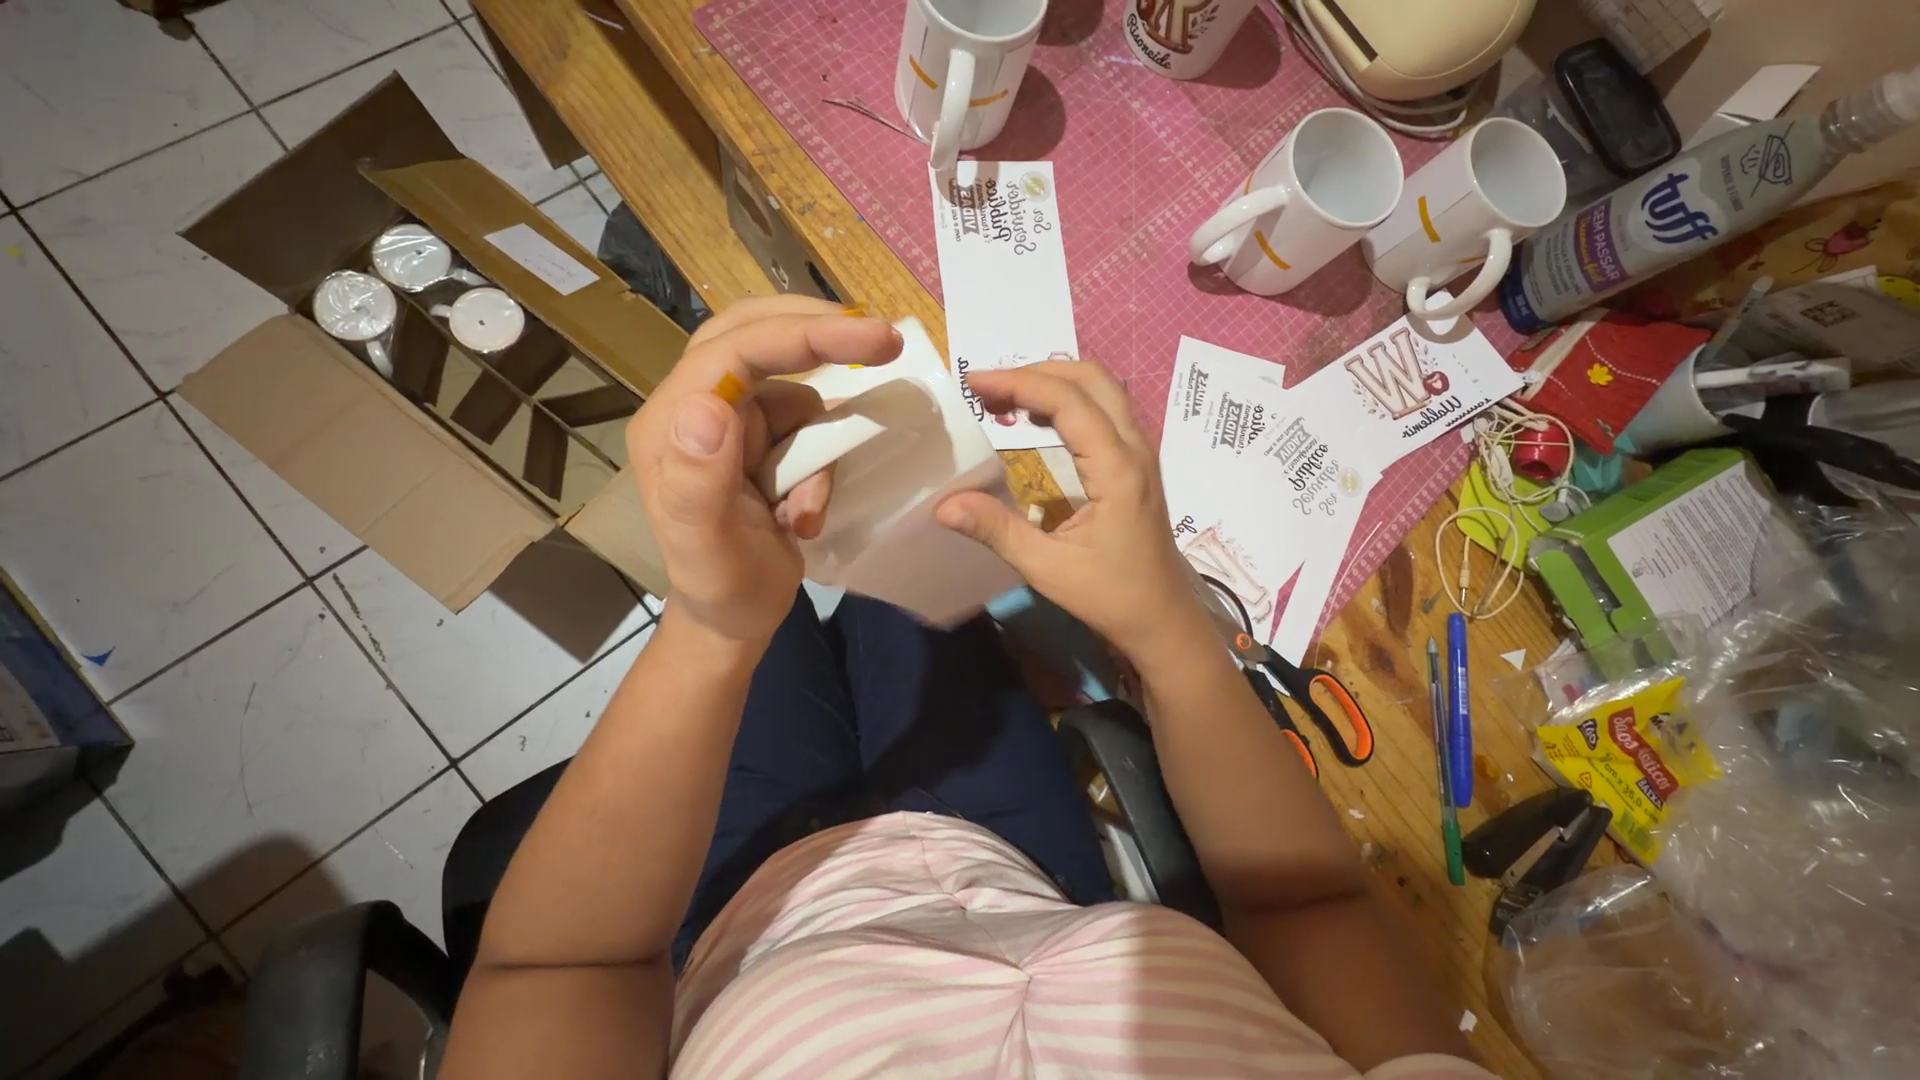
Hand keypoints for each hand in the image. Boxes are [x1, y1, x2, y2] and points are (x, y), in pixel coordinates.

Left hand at [625, 296, 900, 647]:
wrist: (735, 619)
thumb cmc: (721, 589)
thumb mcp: (707, 548)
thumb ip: (697, 482)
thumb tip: (707, 407)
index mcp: (671, 425)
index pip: (734, 350)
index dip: (803, 334)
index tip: (873, 339)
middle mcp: (696, 409)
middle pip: (756, 335)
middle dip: (819, 336)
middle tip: (883, 342)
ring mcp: (730, 422)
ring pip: (794, 389)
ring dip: (819, 445)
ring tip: (804, 510)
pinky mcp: (761, 440)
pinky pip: (809, 425)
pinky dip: (822, 466)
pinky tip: (803, 514)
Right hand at [934, 360, 1209, 657]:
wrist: (1162, 619)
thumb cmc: (1110, 596)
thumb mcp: (1047, 568)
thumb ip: (996, 530)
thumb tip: (943, 505)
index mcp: (1117, 469)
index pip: (1068, 400)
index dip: (1019, 382)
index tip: (975, 382)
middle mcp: (1135, 449)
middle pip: (1091, 379)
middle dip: (1036, 372)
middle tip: (988, 388)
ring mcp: (1140, 453)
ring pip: (1102, 389)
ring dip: (1054, 382)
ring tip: (1005, 398)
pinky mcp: (1135, 463)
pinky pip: (1105, 410)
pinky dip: (1068, 401)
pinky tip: (1035, 419)